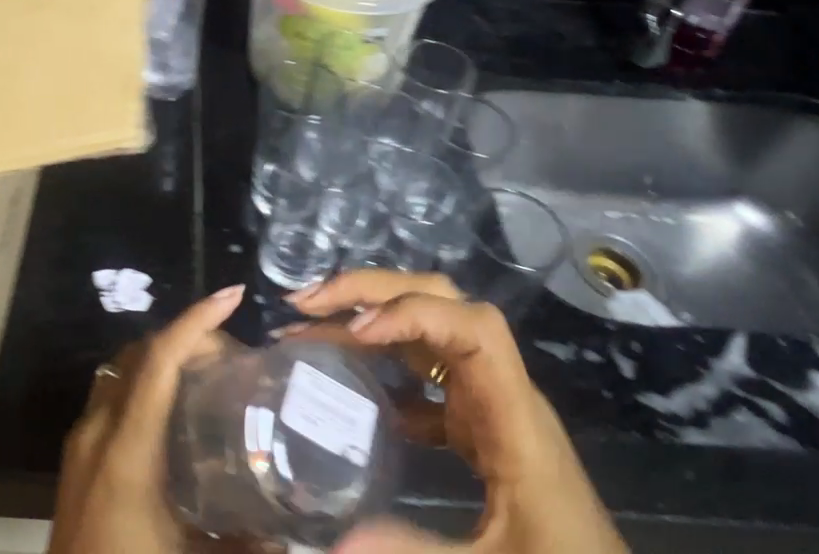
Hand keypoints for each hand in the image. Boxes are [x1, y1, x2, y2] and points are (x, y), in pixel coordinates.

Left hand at [48, 283, 244, 553]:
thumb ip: (247, 544)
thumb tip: (293, 534)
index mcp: (125, 451)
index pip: (158, 362)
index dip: (194, 321)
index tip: (231, 295)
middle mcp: (97, 432)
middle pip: (138, 354)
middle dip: (185, 335)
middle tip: (234, 350)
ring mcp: (81, 442)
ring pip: (122, 370)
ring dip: (163, 357)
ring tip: (210, 372)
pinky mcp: (76, 457)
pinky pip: (113, 394)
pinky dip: (146, 382)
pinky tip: (177, 412)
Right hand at [291, 271, 627, 553]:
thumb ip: (415, 551)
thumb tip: (333, 544)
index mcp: (513, 413)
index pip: (475, 328)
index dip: (414, 313)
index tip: (357, 332)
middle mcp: (498, 388)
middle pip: (442, 302)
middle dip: (372, 291)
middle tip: (305, 306)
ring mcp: (486, 399)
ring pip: (428, 327)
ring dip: (369, 315)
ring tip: (307, 327)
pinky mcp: (476, 421)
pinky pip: (424, 372)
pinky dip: (380, 363)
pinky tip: (345, 383)